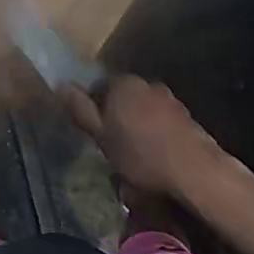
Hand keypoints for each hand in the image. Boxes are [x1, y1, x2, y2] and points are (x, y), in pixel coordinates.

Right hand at [63, 75, 236, 197]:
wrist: (193, 169)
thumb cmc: (140, 154)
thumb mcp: (101, 136)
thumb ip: (81, 109)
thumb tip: (61, 84)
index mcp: (123, 83)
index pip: (99, 88)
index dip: (94, 110)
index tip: (95, 134)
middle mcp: (147, 83)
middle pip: (122, 98)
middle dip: (117, 118)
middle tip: (112, 147)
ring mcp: (169, 98)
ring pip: (143, 110)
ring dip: (137, 127)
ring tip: (135, 156)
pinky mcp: (185, 115)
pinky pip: (161, 121)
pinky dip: (155, 134)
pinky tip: (156, 156)